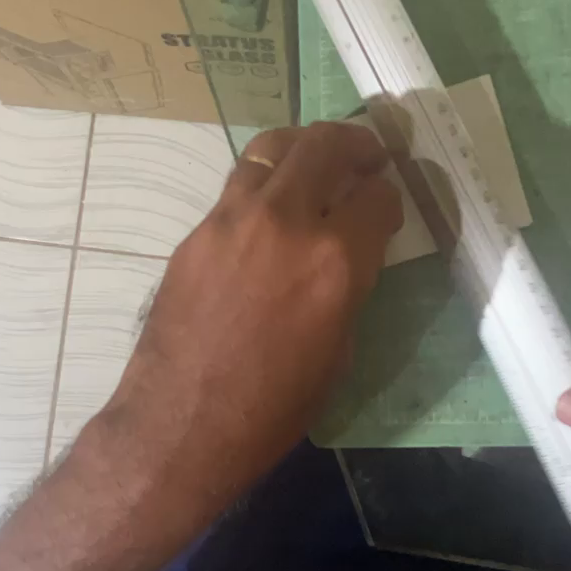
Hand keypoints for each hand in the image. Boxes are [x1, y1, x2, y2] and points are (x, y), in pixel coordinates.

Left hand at [88, 122, 400, 515]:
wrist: (181, 425)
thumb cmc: (271, 410)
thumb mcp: (336, 354)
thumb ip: (347, 289)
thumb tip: (348, 258)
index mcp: (335, 261)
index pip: (377, 196)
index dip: (389, 199)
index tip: (387, 209)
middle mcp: (285, 223)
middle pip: (324, 146)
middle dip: (355, 144)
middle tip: (366, 156)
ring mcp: (231, 221)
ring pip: (271, 150)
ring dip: (302, 149)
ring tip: (315, 164)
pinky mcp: (194, 234)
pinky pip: (237, 189)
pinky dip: (262, 188)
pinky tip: (268, 216)